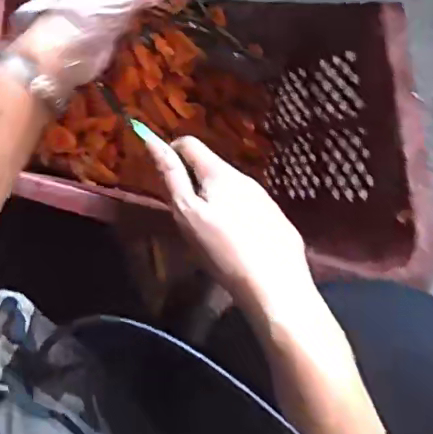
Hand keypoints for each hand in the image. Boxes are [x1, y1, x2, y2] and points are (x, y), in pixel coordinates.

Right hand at [141, 134, 316, 314]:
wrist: (280, 293)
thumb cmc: (224, 251)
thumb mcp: (187, 213)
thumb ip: (170, 175)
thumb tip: (151, 140)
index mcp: (220, 173)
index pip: (188, 143)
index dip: (171, 154)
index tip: (168, 182)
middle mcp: (245, 178)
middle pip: (210, 166)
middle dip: (195, 182)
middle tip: (189, 216)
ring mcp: (267, 200)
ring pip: (232, 188)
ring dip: (217, 199)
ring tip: (215, 233)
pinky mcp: (281, 222)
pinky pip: (251, 208)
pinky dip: (239, 217)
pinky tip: (240, 245)